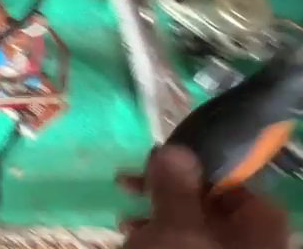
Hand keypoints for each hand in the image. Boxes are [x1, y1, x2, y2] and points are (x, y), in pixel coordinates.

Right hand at [119, 145, 289, 248]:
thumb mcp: (175, 231)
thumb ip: (177, 190)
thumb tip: (177, 148)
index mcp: (261, 242)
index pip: (253, 198)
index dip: (214, 175)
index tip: (166, 162)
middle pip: (221, 208)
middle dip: (173, 189)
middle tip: (132, 180)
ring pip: (197, 223)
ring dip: (158, 207)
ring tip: (126, 207)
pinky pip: (183, 240)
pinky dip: (157, 229)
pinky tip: (131, 230)